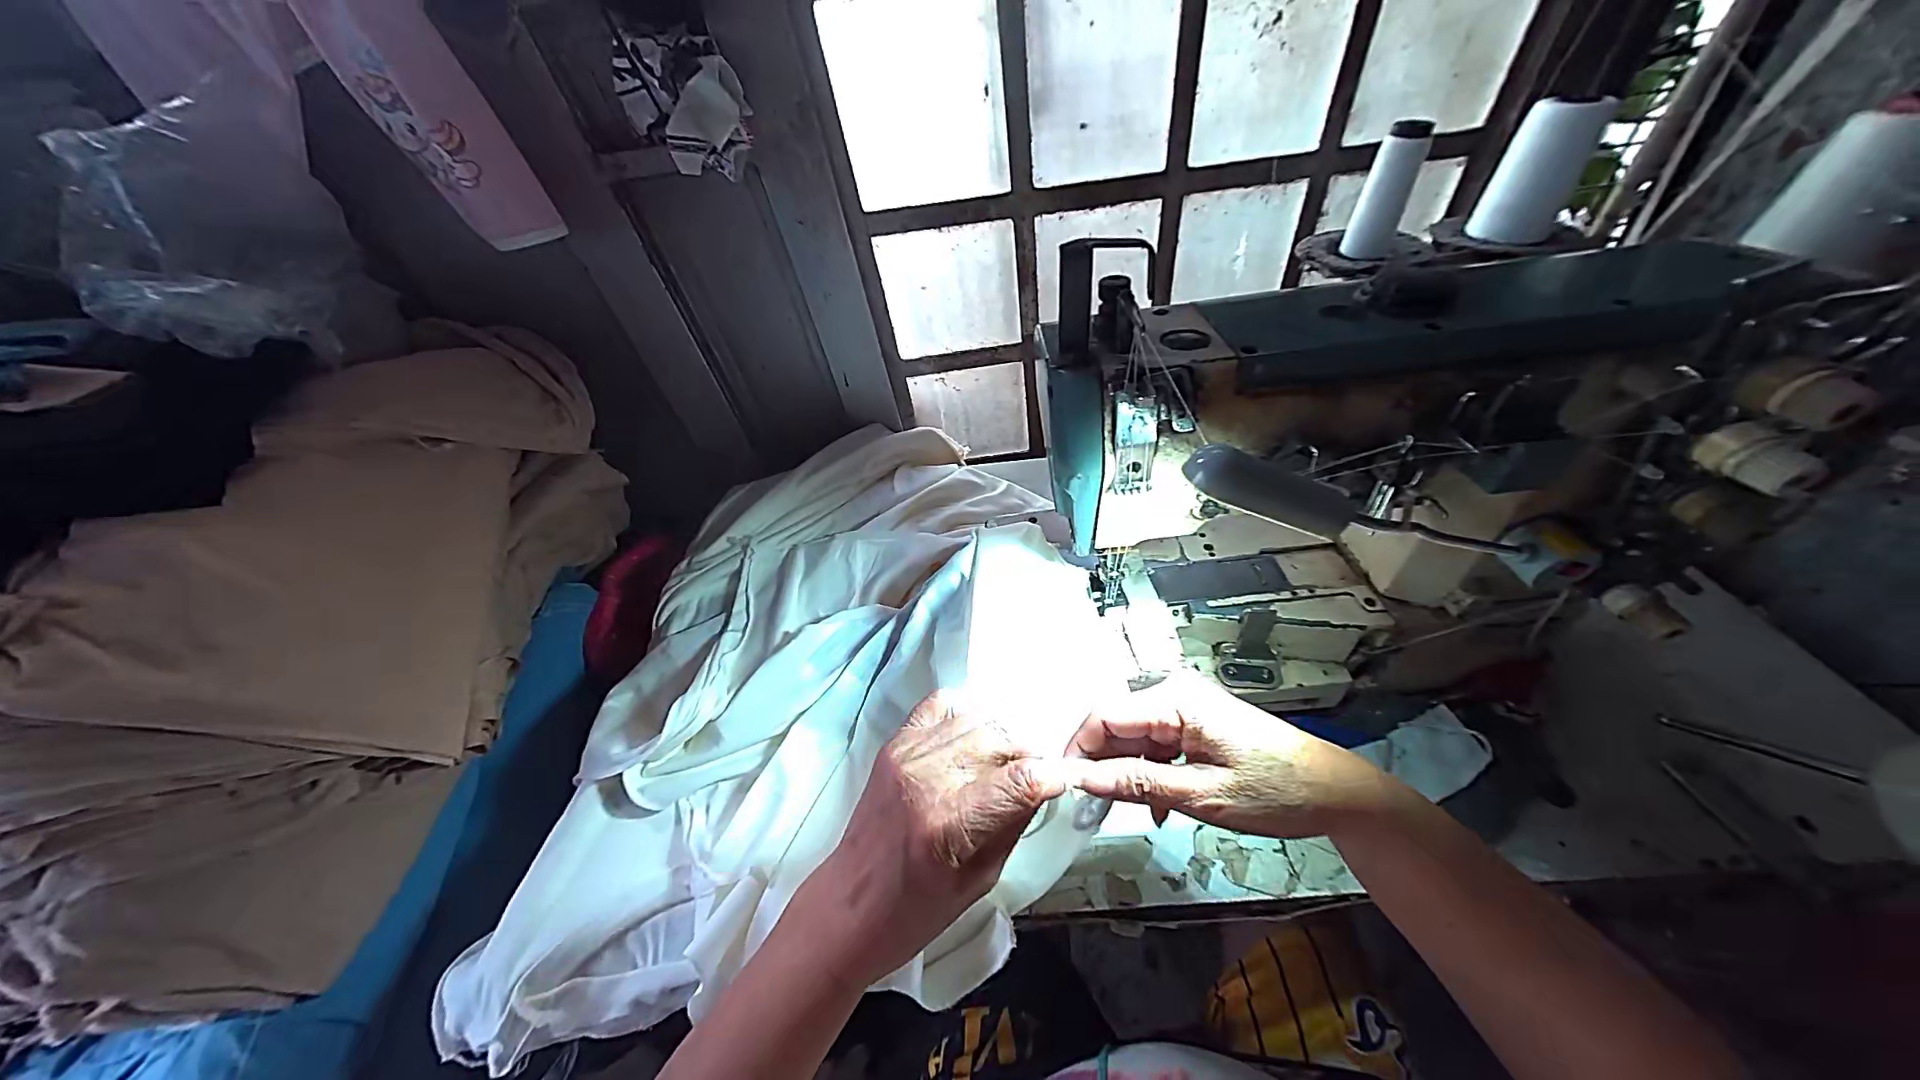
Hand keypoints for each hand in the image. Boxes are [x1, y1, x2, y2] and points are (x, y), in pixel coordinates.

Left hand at [791, 689, 1076, 987]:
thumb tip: (1041, 785)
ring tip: (1001, 764)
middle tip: (1031, 778)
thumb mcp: (981, 879)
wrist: (849, 904)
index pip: (1022, 777)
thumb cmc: (914, 910)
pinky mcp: (895, 744)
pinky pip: (941, 706)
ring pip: (978, 718)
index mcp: (950, 821)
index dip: (1053, 775)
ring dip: (1001, 738)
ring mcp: (908, 754)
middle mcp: (928, 776)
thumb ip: (1013, 823)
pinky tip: (972, 738)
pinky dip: (965, 715)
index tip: (1062, 781)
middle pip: (1003, 738)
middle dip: (1028, 756)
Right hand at [1067, 671, 1407, 837]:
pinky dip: (1148, 773)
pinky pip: (1155, 746)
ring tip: (1124, 810)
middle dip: (1101, 765)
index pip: (1104, 716)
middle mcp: (1176, 696)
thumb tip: (1084, 778)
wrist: (1335, 792)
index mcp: (1175, 700)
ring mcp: (1186, 710)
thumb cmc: (1276, 790)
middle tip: (1091, 807)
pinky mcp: (1195, 726)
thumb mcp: (1202, 794)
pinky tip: (1153, 804)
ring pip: (1133, 739)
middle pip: (1116, 726)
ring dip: (1126, 774)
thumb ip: (1137, 783)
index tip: (1066, 786)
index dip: (1079, 750)